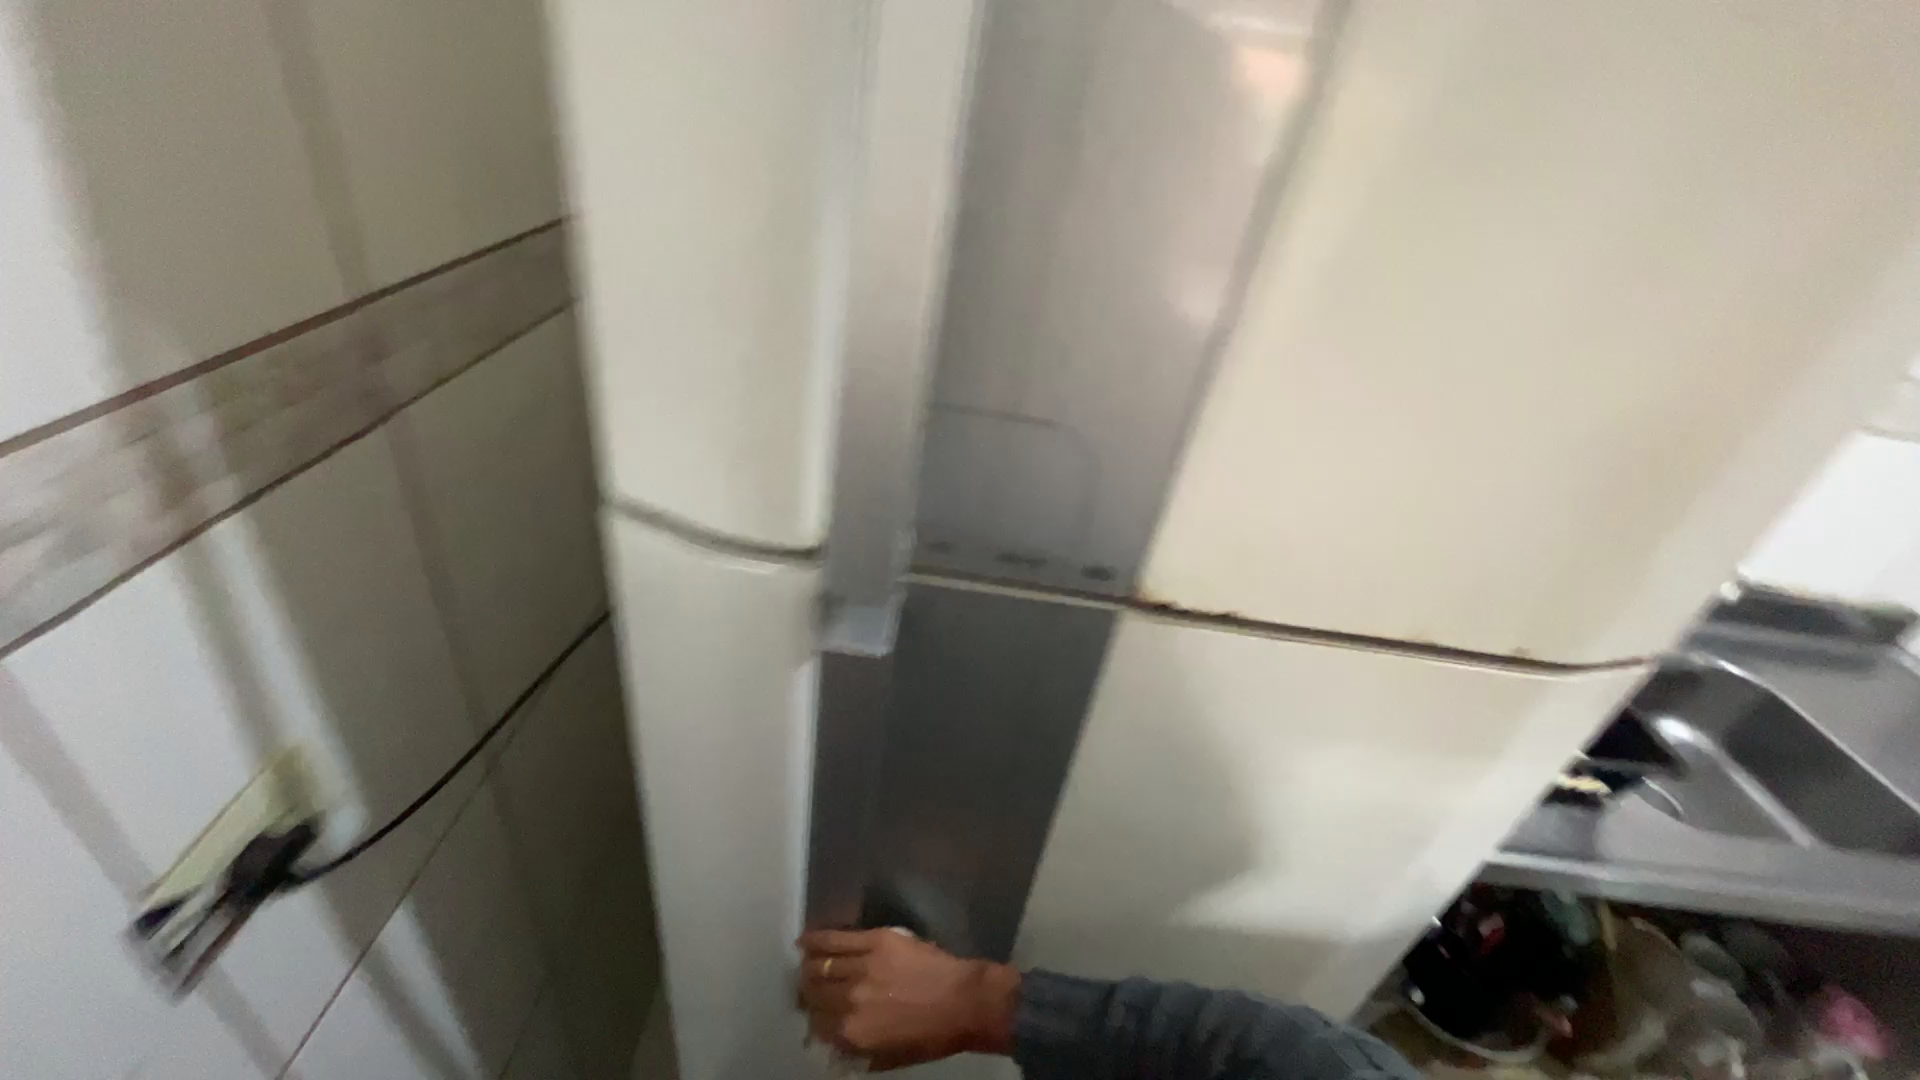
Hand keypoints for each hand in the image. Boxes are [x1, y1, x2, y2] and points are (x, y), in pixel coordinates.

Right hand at [796, 928, 1020, 1070]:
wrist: (962, 1000)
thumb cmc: (930, 1036)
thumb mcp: (887, 1057)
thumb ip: (855, 1050)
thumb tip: (831, 1040)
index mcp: (853, 1033)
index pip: (816, 1024)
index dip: (813, 1018)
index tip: (815, 1013)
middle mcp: (850, 999)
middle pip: (813, 992)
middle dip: (807, 992)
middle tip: (810, 988)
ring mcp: (862, 966)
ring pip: (819, 964)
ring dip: (809, 966)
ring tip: (806, 964)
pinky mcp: (875, 939)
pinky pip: (836, 938)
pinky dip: (816, 939)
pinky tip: (805, 941)